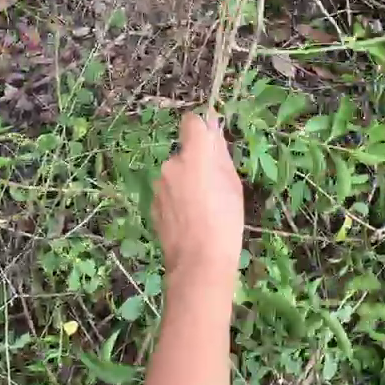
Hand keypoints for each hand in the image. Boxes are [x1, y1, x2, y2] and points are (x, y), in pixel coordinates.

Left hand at [153, 111, 243, 288]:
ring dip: (185, 183)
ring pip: (175, 174)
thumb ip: (219, 154)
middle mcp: (171, 164)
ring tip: (201, 209)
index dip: (200, 129)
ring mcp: (158, 184)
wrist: (199, 262)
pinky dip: (176, 199)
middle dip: (195, 163)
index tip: (209, 144)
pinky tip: (188, 220)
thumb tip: (213, 129)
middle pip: (184, 153)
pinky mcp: (152, 203)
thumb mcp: (232, 184)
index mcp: (194, 155)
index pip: (191, 122)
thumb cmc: (225, 221)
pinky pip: (168, 192)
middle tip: (212, 188)